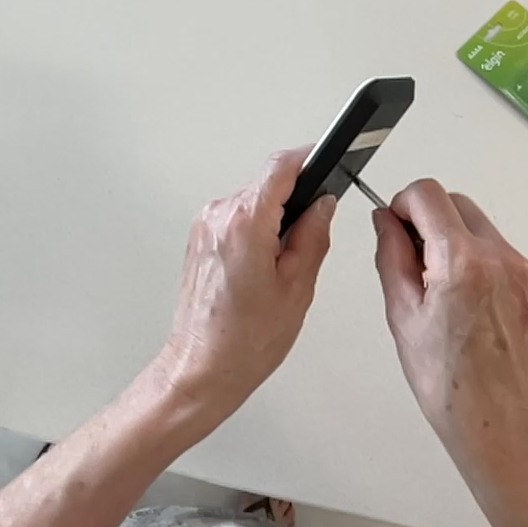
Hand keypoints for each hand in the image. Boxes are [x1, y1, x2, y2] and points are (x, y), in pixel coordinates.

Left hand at [150, 148, 336, 427]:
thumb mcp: (297, 288)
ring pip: (253, 201)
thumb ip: (314, 235)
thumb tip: (323, 204)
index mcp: (245, 222)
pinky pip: (237, 217)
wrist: (200, 368)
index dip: (310, 158)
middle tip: (310, 239)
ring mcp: (205, 224)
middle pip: (268, 184)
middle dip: (295, 202)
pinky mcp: (200, 235)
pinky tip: (261, 268)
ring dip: (273, 220)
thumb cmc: (244, 341)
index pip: (281, 166)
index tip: (327, 160)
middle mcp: (220, 215)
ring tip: (280, 267)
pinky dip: (255, 231)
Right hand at [374, 180, 527, 526]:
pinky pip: (505, 256)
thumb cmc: (451, 385)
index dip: (404, 203)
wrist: (503, 428)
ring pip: (482, 229)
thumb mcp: (401, 313)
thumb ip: (390, 252)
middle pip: (457, 203)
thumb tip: (385, 219)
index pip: (428, 194)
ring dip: (459, 243)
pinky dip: (484, 266)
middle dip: (431, 220)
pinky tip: (474, 305)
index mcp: (462, 263)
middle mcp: (502, 260)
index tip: (397, 222)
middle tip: (417, 258)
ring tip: (447, 290)